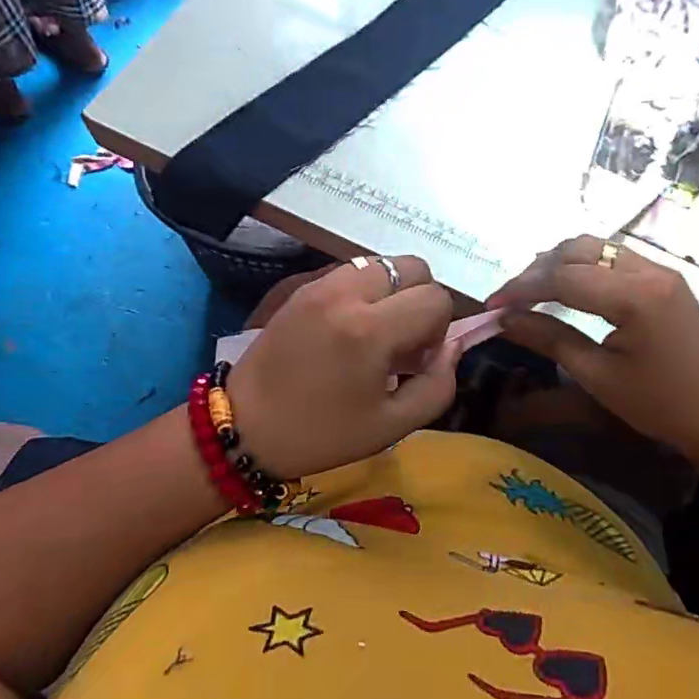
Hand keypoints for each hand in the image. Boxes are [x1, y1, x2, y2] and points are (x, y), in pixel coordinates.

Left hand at [227, 255, 459, 478]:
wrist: (244, 426)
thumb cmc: (321, 435)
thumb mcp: (392, 426)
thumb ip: (438, 385)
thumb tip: (453, 346)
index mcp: (370, 330)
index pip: (435, 298)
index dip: (440, 329)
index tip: (417, 360)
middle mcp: (347, 294)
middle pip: (413, 267)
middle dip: (421, 300)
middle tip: (403, 339)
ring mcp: (320, 284)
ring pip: (382, 263)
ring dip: (393, 291)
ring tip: (376, 331)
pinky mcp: (303, 287)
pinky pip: (352, 271)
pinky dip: (365, 290)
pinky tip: (350, 327)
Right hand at [486, 235, 698, 461]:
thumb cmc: (661, 405)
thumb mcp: (599, 377)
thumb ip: (550, 339)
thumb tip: (506, 320)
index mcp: (634, 297)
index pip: (563, 278)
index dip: (522, 288)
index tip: (493, 306)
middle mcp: (648, 270)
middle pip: (577, 249)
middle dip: (537, 270)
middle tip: (510, 298)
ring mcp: (660, 269)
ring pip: (596, 246)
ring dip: (559, 263)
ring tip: (531, 290)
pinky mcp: (664, 277)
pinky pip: (613, 257)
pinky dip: (583, 266)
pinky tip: (566, 287)